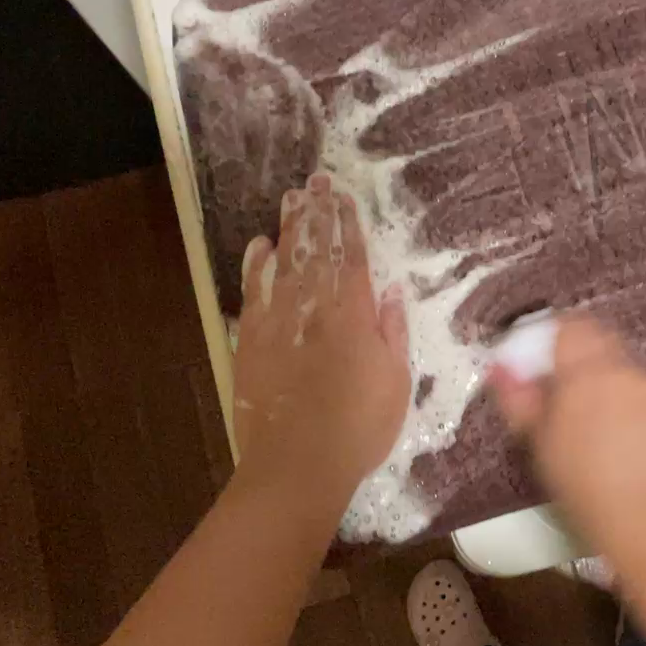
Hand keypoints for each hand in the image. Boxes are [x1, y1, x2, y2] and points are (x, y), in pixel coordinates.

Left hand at [233, 173, 409, 502]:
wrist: (297, 466)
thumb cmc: (359, 428)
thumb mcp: (396, 381)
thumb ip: (392, 330)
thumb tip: (390, 289)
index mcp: (353, 315)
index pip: (352, 257)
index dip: (348, 224)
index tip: (344, 195)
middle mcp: (313, 308)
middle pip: (316, 250)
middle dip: (318, 213)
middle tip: (316, 179)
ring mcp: (277, 322)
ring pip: (284, 263)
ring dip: (289, 229)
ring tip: (293, 198)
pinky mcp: (250, 342)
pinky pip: (252, 293)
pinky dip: (255, 267)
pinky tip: (259, 246)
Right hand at [488, 316, 645, 548]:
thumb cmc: (585, 488)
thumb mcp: (541, 445)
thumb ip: (520, 398)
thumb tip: (503, 367)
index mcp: (583, 373)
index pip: (570, 327)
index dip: (560, 341)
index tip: (554, 365)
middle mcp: (625, 367)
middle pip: (605, 346)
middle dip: (593, 368)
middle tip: (585, 407)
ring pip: (635, 372)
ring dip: (625, 390)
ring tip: (621, 435)